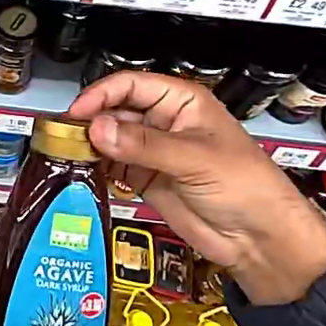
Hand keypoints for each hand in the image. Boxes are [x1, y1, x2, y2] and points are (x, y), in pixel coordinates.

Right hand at [68, 70, 325, 305]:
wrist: (258, 240)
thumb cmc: (248, 187)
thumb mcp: (195, 158)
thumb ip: (145, 144)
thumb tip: (100, 129)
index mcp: (181, 102)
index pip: (131, 85)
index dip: (102, 94)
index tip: (79, 112)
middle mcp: (163, 122)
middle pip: (114, 110)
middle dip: (91, 120)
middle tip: (68, 136)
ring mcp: (152, 151)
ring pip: (109, 137)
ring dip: (89, 144)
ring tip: (70, 153)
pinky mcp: (144, 178)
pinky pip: (111, 165)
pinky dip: (95, 167)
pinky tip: (84, 170)